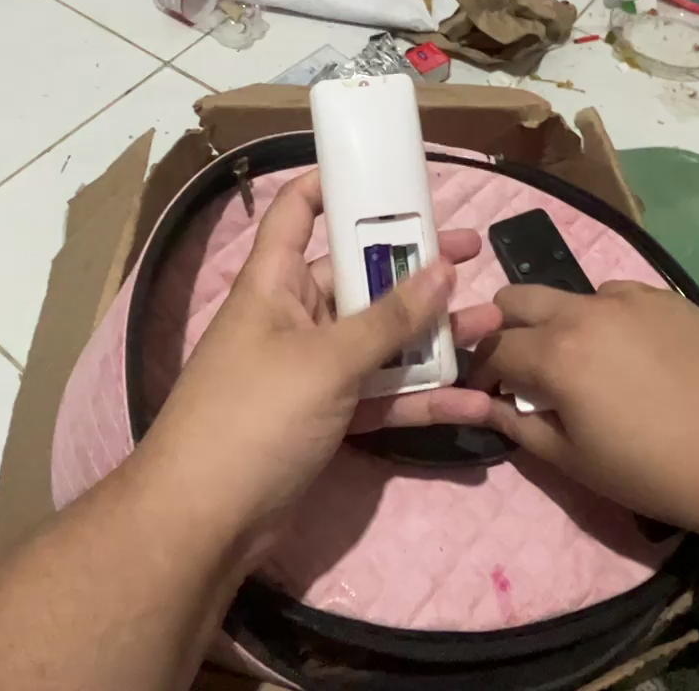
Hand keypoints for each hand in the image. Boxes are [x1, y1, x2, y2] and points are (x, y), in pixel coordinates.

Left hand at [135, 171, 495, 542]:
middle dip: (414, 270)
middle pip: (358, 278)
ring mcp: (312, 369)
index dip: (332, 185)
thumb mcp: (326, 361)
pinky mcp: (328, 415)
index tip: (386, 176)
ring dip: (432, 337)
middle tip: (473, 255)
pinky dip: (420, 397)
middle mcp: (293, 316)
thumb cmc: (255, 415)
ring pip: (380, 340)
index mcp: (275, 282)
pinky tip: (474, 401)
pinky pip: (380, 394)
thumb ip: (388, 319)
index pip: (296, 211)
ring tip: (493, 325)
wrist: (205, 521)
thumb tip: (442, 270)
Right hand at [467, 281, 698, 540]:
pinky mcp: (664, 297)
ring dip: (556, 323)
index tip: (486, 391)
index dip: (478, 370)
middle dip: (502, 328)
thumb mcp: (575, 462)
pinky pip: (613, 296)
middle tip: (523, 366)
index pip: (490, 347)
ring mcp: (627, 298)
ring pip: (565, 295)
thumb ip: (519, 427)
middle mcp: (582, 311)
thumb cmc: (659, 472)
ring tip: (585, 364)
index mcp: (554, 354)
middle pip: (514, 298)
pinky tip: (633, 355)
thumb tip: (486, 404)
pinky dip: (603, 319)